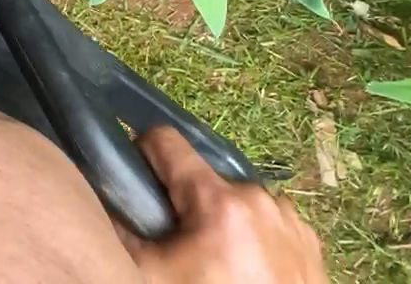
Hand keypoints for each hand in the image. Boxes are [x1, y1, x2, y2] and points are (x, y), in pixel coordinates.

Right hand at [125, 127, 326, 283]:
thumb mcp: (150, 277)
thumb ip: (118, 231)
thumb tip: (99, 200)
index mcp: (218, 202)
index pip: (163, 140)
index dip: (142, 155)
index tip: (139, 185)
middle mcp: (257, 198)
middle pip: (200, 173)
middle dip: (184, 199)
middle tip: (179, 242)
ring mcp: (290, 219)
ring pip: (234, 195)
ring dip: (219, 216)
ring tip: (216, 261)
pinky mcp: (311, 243)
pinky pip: (268, 218)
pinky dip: (252, 234)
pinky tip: (247, 271)